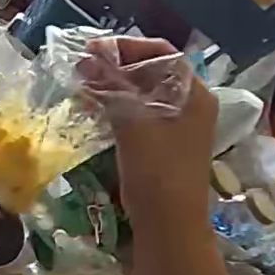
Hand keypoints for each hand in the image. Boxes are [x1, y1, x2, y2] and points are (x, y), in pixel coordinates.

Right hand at [80, 36, 216, 227]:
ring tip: (81, 84)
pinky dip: (115, 107)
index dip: (127, 47)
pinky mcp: (160, 146)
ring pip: (141, 94)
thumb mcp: (134, 126)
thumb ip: (112, 89)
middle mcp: (188, 106)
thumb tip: (89, 59)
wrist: (169, 227)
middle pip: (151, 72)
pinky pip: (137, 115)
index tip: (93, 50)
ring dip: (112, 86)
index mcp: (193, 95)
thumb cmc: (158, 174)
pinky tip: (91, 108)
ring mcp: (175, 127)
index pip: (162, 54)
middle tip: (81, 67)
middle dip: (115, 66)